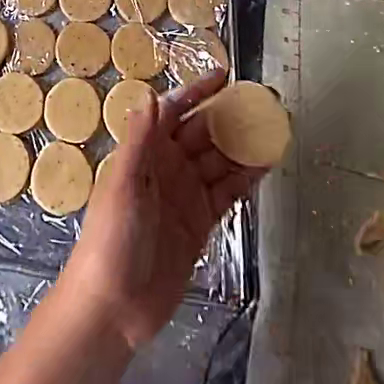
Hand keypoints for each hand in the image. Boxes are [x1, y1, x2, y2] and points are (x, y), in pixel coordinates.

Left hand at [62, 72, 264, 349]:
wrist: (113, 306)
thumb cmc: (111, 238)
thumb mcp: (122, 183)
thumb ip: (139, 139)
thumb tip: (152, 94)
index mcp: (145, 153)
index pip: (174, 112)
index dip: (197, 92)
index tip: (224, 77)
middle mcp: (167, 168)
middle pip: (202, 133)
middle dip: (228, 117)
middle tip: (260, 103)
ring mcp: (185, 195)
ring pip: (219, 161)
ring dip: (243, 146)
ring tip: (272, 129)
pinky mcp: (200, 222)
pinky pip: (227, 192)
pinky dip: (245, 178)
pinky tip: (266, 165)